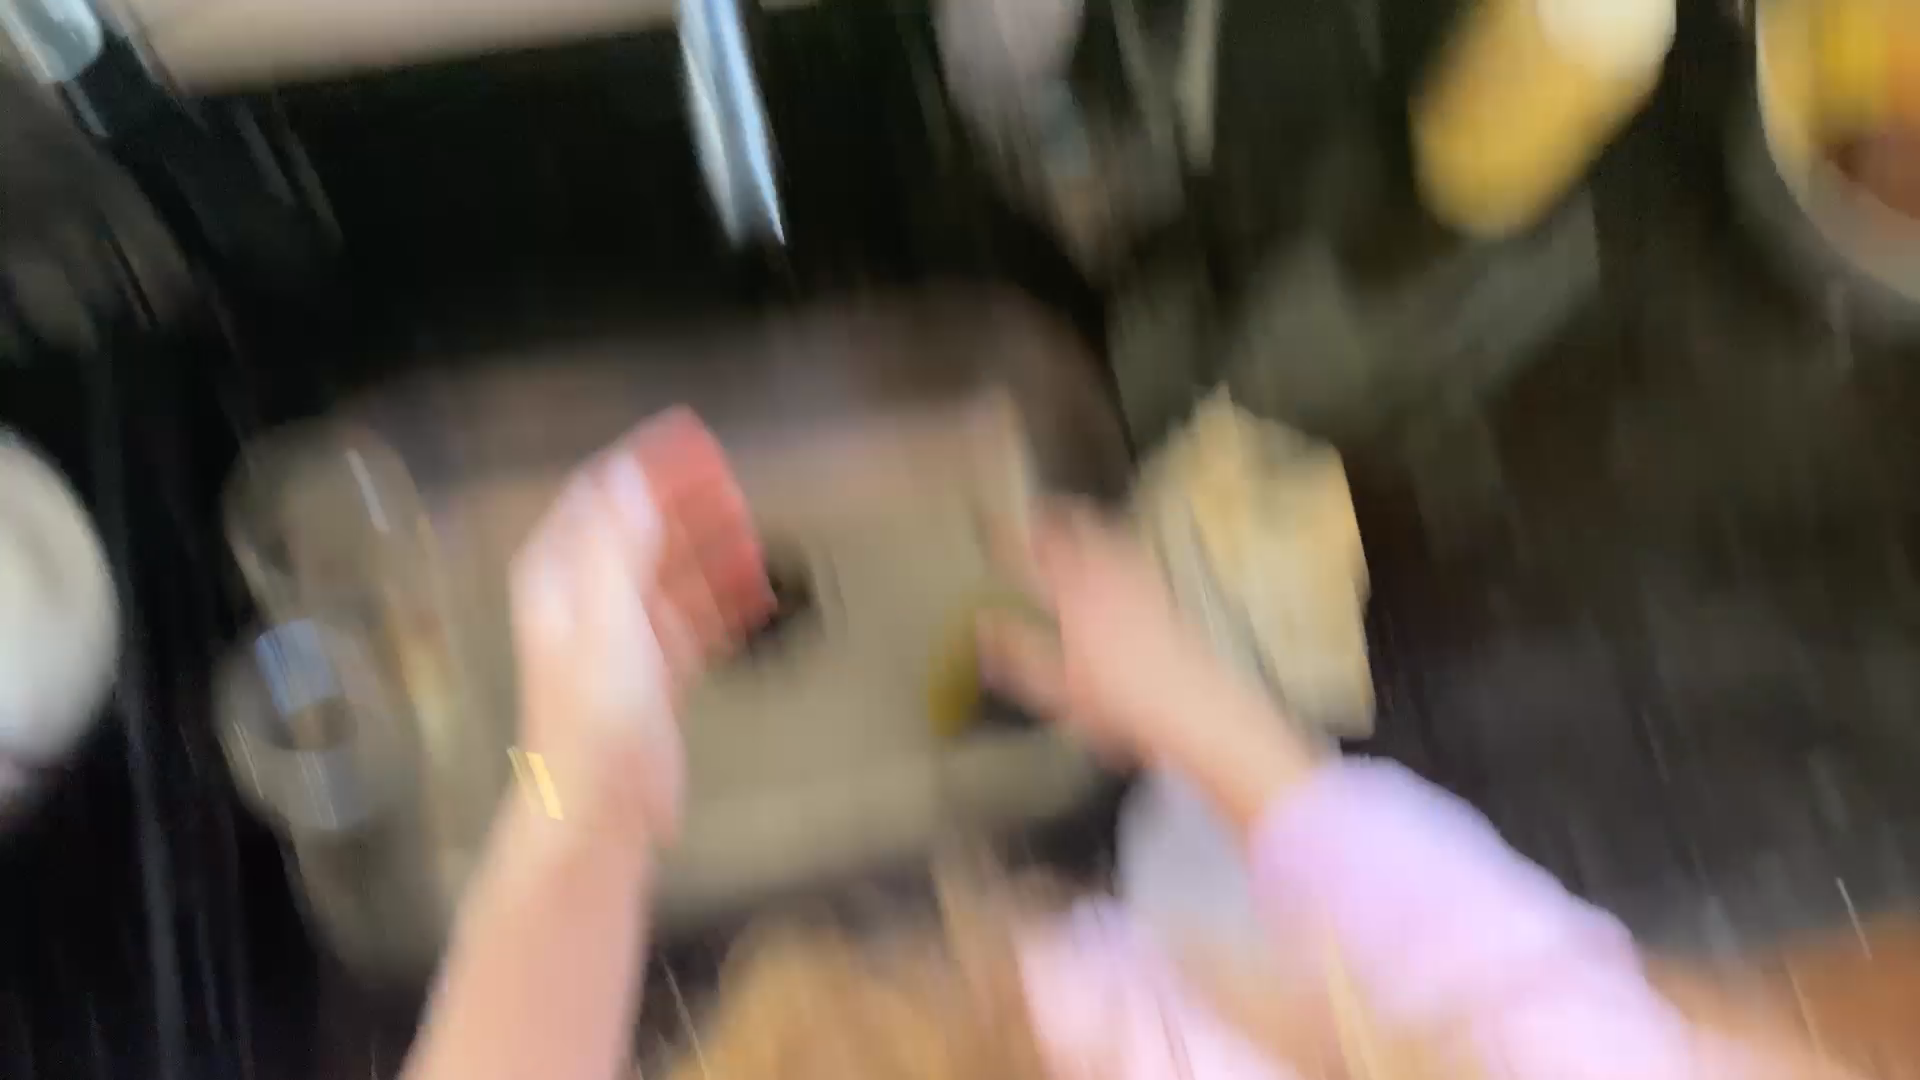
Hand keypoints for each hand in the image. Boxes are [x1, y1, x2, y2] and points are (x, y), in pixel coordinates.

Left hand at [508, 408, 770, 846]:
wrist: (600, 807)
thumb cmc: (594, 719)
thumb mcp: (604, 624)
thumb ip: (615, 547)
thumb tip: (628, 476)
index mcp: (566, 578)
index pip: (605, 498)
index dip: (646, 462)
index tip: (690, 435)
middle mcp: (594, 596)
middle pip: (646, 528)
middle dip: (687, 499)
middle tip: (730, 478)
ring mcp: (631, 631)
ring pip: (677, 569)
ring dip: (712, 544)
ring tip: (750, 527)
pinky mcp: (662, 664)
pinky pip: (700, 614)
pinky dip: (726, 597)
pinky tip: (755, 590)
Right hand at [974, 503, 1217, 762]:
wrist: (1193, 706)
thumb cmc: (1119, 700)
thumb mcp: (1056, 687)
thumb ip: (1016, 653)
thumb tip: (982, 625)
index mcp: (1074, 595)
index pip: (1035, 552)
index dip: (1011, 535)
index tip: (995, 527)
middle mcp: (1106, 576)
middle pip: (1075, 525)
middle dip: (1051, 514)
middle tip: (1035, 513)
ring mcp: (1138, 577)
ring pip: (1106, 530)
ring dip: (1083, 520)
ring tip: (1070, 518)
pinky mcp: (1161, 588)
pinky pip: (1132, 548)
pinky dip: (1114, 538)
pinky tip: (1114, 548)